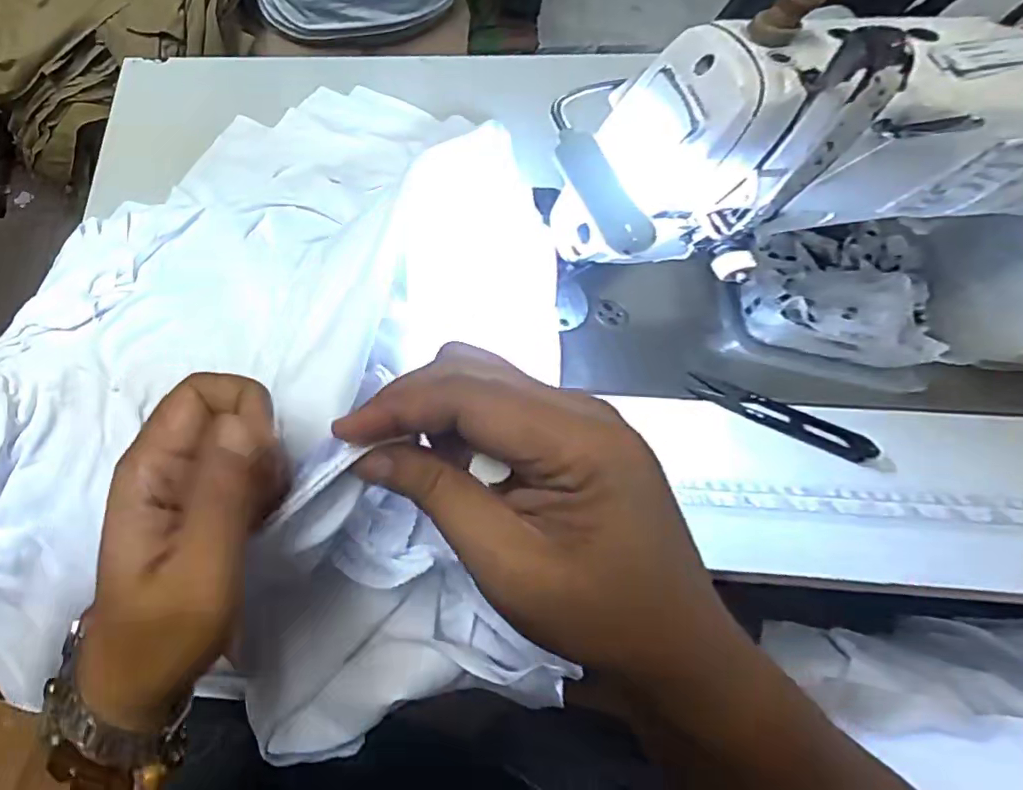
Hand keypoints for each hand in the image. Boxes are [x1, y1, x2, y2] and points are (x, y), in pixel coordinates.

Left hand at [77, 374, 287, 730]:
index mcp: (149, 466)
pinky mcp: (201, 499)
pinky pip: (242, 464)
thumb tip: (246, 420)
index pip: (199, 391)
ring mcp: (182, 480)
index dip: (240, 406)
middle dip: (259, 439)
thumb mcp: (200, 568)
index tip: (264, 455)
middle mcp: (163, 461)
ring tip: (263, 513)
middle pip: (224, 407)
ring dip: (265, 464)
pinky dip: (262, 482)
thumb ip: (223, 490)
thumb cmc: (164, 631)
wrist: (141, 682)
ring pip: (239, 435)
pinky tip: (260, 519)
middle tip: (266, 494)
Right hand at [333, 344, 742, 687]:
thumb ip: (438, 493)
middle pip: (474, 371)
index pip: (466, 392)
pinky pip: (507, 404)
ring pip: (487, 378)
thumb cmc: (597, 618)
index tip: (344, 431)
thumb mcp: (506, 564)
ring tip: (401, 448)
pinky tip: (448, 456)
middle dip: (411, 397)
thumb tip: (372, 453)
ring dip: (435, 405)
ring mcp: (584, 416)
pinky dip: (464, 421)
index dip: (398, 404)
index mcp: (576, 436)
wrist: (678, 652)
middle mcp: (582, 407)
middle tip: (365, 439)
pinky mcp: (579, 432)